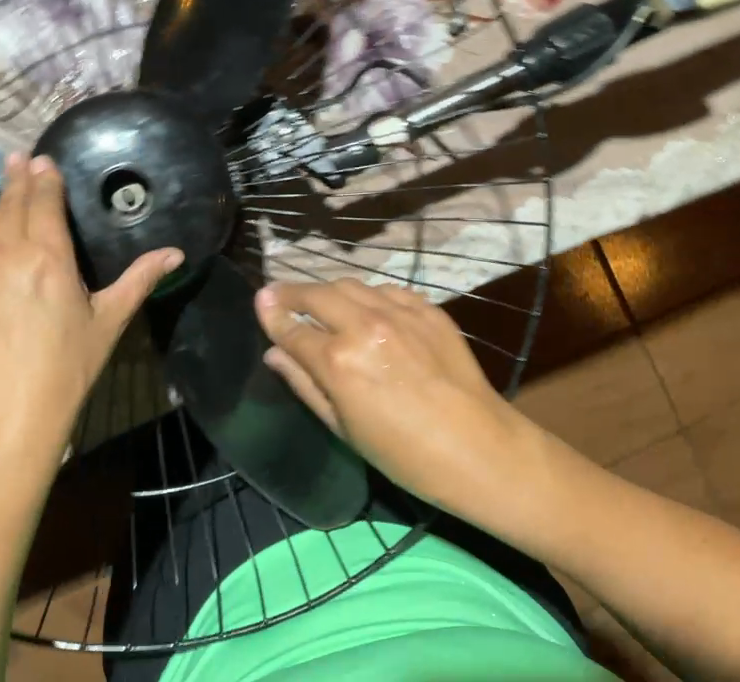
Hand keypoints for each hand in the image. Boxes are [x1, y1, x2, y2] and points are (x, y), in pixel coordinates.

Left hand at [0, 153, 182, 467]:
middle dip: (16, 178)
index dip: (46, 179)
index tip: (45, 162)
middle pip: (10, 203)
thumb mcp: (108, 322)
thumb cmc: (65, 370)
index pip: (46, 202)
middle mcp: (3, 250)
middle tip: (19, 159)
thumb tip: (176, 253)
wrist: (7, 416)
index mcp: (48, 254)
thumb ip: (139, 279)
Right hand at [255, 280, 528, 514]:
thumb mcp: (344, 428)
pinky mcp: (428, 310)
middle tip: (277, 292)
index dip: (271, 314)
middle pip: (316, 295)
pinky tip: (365, 308)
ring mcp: (399, 313)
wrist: (479, 449)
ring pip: (350, 285)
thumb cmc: (404, 454)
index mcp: (338, 362)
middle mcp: (364, 326)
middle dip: (291, 291)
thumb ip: (305, 384)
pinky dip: (367, 295)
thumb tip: (276, 354)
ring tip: (318, 299)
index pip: (291, 329)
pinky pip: (386, 290)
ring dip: (327, 290)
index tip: (259, 301)